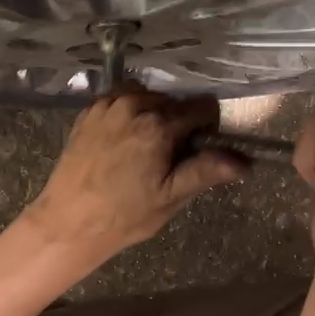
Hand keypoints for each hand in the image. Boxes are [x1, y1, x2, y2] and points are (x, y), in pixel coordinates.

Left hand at [22, 87, 247, 265]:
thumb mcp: (171, 197)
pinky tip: (123, 140)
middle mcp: (133, 105)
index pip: (201, 107)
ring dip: (152, 113)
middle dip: (178, 122)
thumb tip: (245, 161)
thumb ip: (206, 171)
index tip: (198, 149)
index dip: (206, 127)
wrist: (69, 220)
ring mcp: (107, 105)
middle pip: (172, 101)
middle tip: (169, 156)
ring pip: (146, 96)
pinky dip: (128, 112)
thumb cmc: (124, 214)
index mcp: (158, 124)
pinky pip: (119, 99)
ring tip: (146, 147)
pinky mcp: (88, 111)